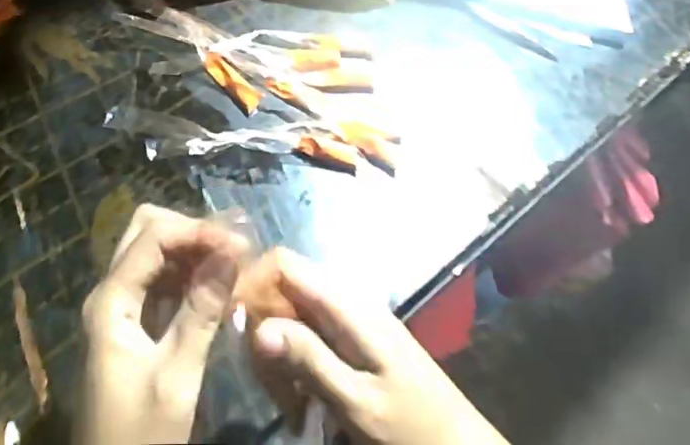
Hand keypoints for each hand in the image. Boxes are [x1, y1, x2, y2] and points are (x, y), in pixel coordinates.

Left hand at [79, 204, 248, 444]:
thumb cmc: (139, 437)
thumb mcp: (176, 379)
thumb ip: (201, 312)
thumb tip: (232, 254)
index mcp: (110, 301)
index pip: (154, 237)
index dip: (198, 230)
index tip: (241, 242)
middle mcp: (110, 293)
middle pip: (148, 231)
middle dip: (193, 229)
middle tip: (236, 242)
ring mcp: (120, 308)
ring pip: (156, 253)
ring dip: (194, 248)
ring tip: (235, 258)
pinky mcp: (133, 325)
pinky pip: (161, 279)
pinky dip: (190, 272)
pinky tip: (219, 283)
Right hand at [246, 250, 511, 444]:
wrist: (458, 444)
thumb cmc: (409, 425)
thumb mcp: (356, 402)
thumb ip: (309, 360)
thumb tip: (257, 324)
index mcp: (347, 303)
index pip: (284, 262)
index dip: (252, 282)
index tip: (231, 324)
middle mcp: (347, 297)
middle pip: (286, 283)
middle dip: (262, 319)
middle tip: (257, 371)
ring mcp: (352, 315)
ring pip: (294, 307)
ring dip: (277, 342)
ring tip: (279, 390)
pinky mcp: (354, 335)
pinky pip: (311, 328)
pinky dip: (294, 354)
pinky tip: (297, 392)